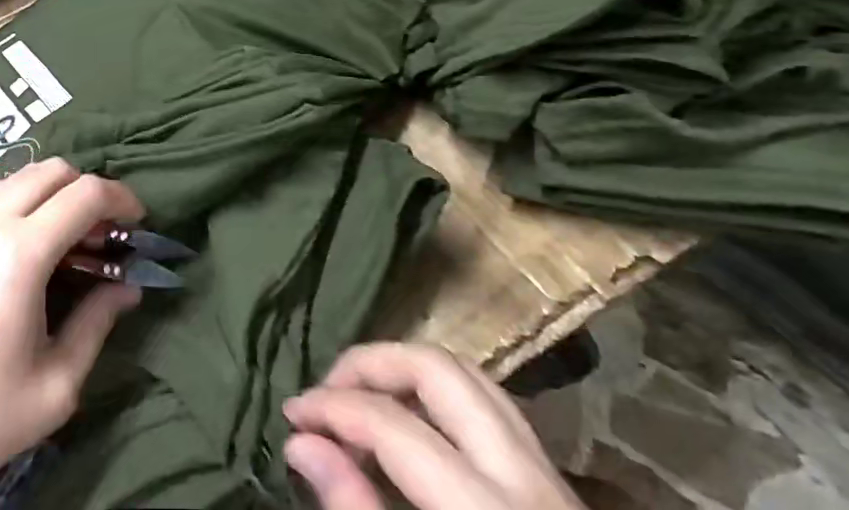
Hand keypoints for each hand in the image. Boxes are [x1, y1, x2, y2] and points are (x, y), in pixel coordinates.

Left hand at [0, 159, 144, 509]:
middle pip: (51, 170)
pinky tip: (33, 251)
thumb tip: (128, 287)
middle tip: (107, 236)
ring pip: (19, 178)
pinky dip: (25, 202)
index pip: (84, 193)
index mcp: (20, 253)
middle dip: (89, 190)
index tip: (140, 224)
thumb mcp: (56, 384)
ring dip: (55, 193)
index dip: (122, 198)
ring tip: (73, 243)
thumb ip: (98, 322)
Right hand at [282, 344, 582, 509]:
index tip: (292, 415)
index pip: (394, 424)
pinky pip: (490, 405)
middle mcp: (529, 480)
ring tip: (360, 400)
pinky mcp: (555, 483)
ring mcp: (551, 476)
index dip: (331, 407)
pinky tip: (408, 422)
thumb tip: (301, 443)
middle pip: (439, 370)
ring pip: (471, 376)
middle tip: (326, 393)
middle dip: (369, 365)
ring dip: (404, 373)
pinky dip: (438, 396)